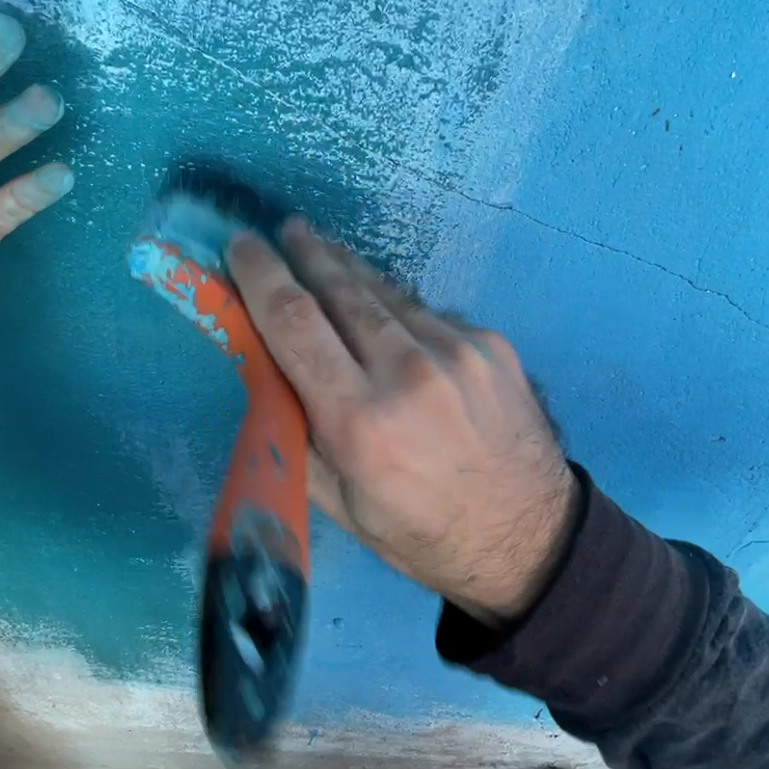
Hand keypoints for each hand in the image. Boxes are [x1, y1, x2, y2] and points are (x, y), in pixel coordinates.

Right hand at [226, 219, 577, 625]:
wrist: (527, 538)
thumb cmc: (418, 533)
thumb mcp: (338, 504)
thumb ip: (297, 432)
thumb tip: (266, 366)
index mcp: (360, 421)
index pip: (294, 323)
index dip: (260, 276)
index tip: (241, 245)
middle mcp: (409, 373)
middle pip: (341, 290)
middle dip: (306, 253)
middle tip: (286, 230)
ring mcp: (458, 352)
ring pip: (387, 294)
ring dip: (350, 270)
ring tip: (324, 249)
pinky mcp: (492, 345)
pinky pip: (427, 314)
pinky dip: (398, 310)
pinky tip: (390, 318)